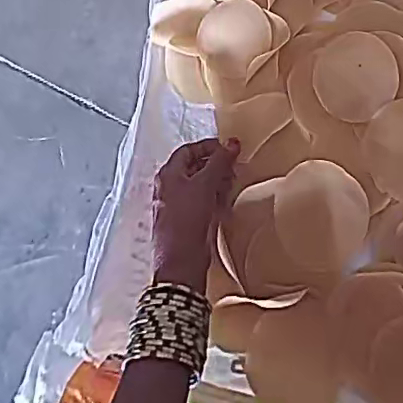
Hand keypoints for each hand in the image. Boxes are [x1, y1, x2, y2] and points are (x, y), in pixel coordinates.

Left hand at [151, 138, 239, 291]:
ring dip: (217, 181)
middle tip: (234, 166)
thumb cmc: (187, 219)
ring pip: (199, 184)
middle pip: (194, 167)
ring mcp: (177, 205)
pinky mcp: (186, 220)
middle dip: (216, 165)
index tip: (228, 148)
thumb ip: (219, 161)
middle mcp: (169, 188)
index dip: (209, 146)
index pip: (188, 150)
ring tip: (232, 183)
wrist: (182, 260)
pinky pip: (202, 201)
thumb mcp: (205, 184)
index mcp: (168, 175)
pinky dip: (215, 197)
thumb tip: (232, 142)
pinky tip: (226, 201)